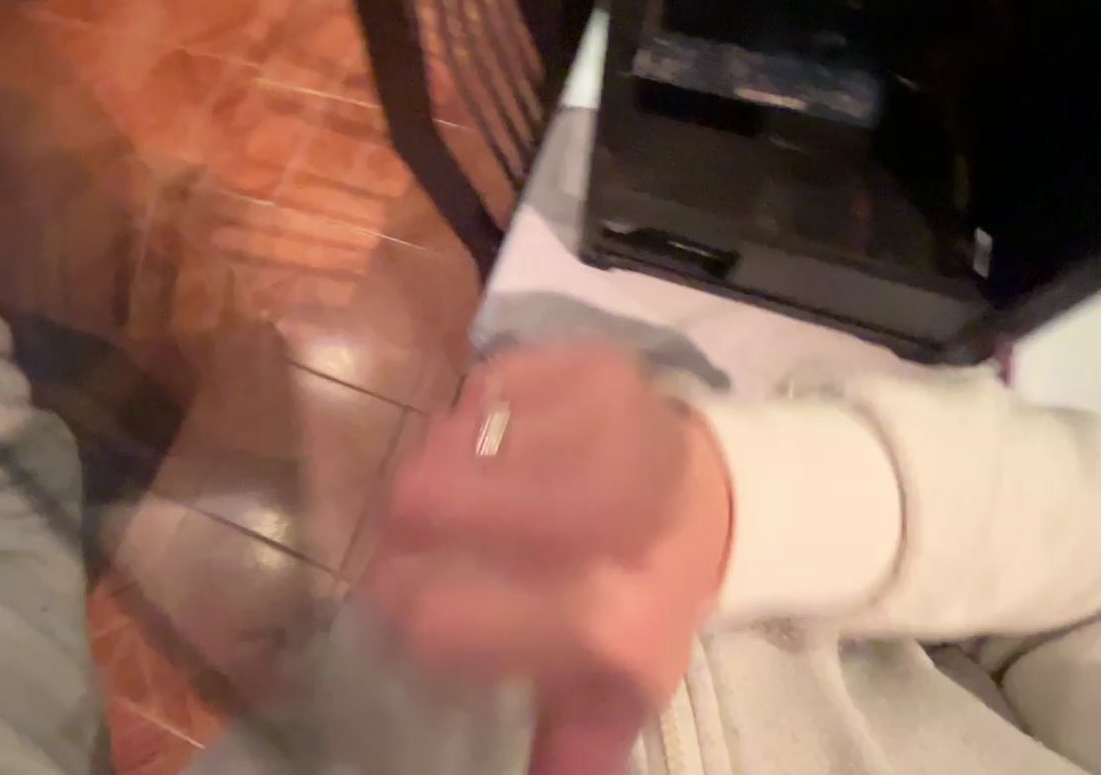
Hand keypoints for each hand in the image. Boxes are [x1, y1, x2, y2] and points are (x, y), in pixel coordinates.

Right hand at [364, 343, 733, 774]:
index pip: (436, 615)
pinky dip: (478, 416)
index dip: (394, 600)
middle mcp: (610, 513)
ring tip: (466, 481)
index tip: (391, 590)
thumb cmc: (643, 593)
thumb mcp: (615, 687)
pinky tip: (503, 437)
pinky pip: (486, 385)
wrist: (710, 496)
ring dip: (441, 463)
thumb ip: (564, 744)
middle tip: (407, 527)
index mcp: (608, 618)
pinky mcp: (594, 364)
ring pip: (452, 435)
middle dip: (402, 518)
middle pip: (432, 498)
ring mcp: (603, 421)